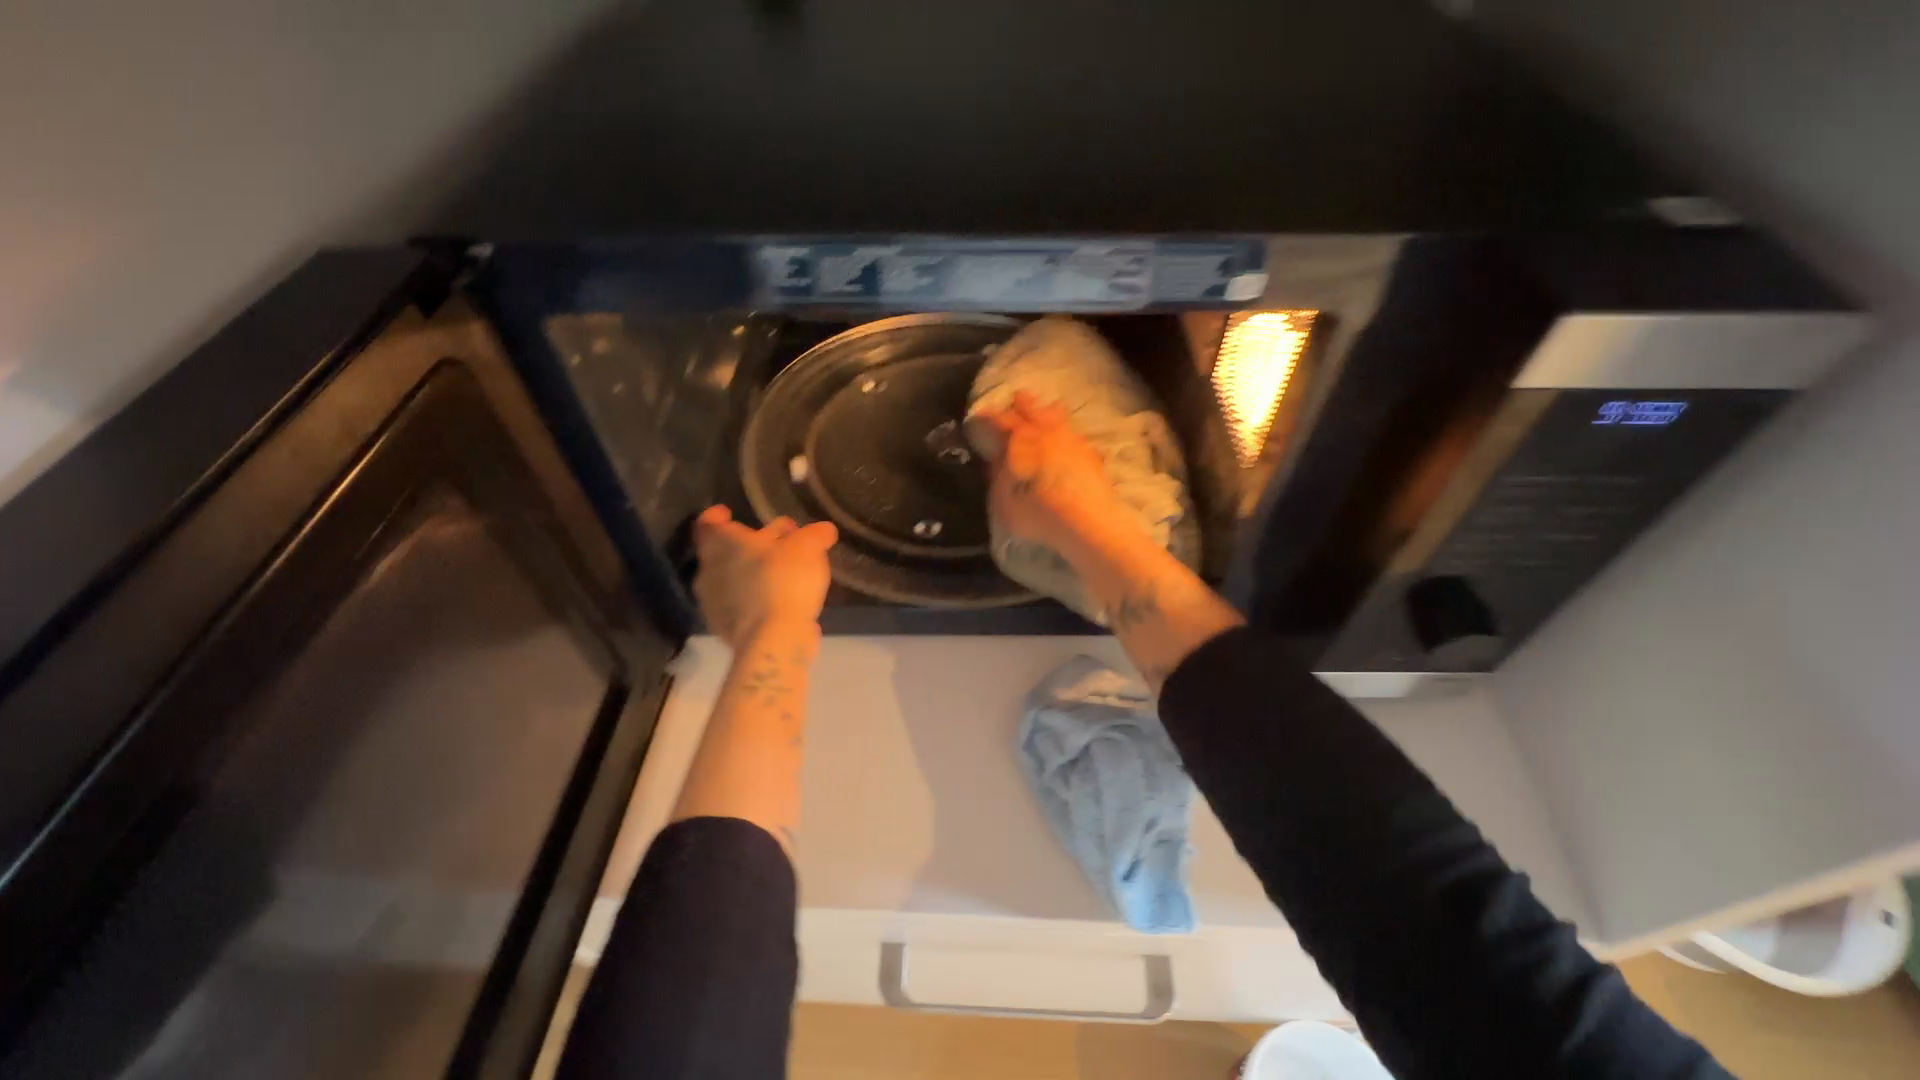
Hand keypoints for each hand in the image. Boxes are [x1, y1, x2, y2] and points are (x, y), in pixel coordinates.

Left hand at [692, 506, 837, 649]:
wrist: (773, 639)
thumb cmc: (783, 580)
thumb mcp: (809, 548)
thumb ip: (815, 535)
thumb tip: (824, 530)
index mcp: (721, 544)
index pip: (707, 523)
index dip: (717, 516)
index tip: (729, 513)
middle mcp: (709, 571)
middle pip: (725, 552)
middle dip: (750, 546)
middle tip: (778, 544)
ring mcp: (714, 604)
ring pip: (733, 580)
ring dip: (754, 574)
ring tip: (784, 574)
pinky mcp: (726, 630)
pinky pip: (742, 606)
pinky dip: (757, 600)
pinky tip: (781, 602)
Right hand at [976, 391, 1134, 556]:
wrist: (1089, 521)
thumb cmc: (1038, 512)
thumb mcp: (1004, 500)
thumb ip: (998, 476)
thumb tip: (996, 459)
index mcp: (1023, 439)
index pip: (1003, 421)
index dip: (990, 417)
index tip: (981, 414)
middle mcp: (1049, 433)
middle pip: (1035, 411)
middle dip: (1024, 404)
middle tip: (1018, 396)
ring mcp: (1074, 442)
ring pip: (1060, 419)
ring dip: (1050, 413)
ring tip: (1049, 408)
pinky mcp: (1092, 457)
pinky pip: (1077, 438)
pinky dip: (1070, 435)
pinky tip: (1072, 440)